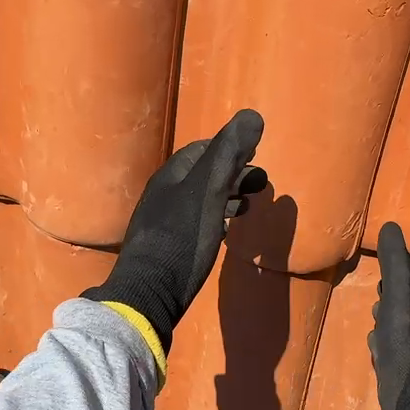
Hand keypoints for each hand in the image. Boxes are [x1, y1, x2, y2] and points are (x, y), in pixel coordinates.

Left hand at [85, 110, 267, 352]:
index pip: (202, 150)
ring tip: (250, 206)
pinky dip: (216, 219)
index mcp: (170, 177)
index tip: (255, 154)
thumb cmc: (180, 240)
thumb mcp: (208, 193)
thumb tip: (252, 115)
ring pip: (199, 201)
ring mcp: (162, 224)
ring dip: (226, 198)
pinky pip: (195, 224)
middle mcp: (163, 195)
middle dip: (233, 174)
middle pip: (202, 175)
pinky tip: (225, 232)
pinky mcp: (167, 250)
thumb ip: (227, 155)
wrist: (148, 294)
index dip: (230, 148)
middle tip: (262, 184)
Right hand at [369, 222, 409, 409]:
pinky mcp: (399, 366)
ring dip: (387, 310)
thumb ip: (395, 266)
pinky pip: (389, 344)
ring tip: (376, 302)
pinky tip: (374, 338)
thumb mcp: (399, 301)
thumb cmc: (409, 347)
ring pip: (398, 320)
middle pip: (407, 296)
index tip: (390, 247)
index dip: (402, 261)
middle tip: (382, 273)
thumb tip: (391, 226)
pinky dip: (381, 336)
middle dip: (394, 284)